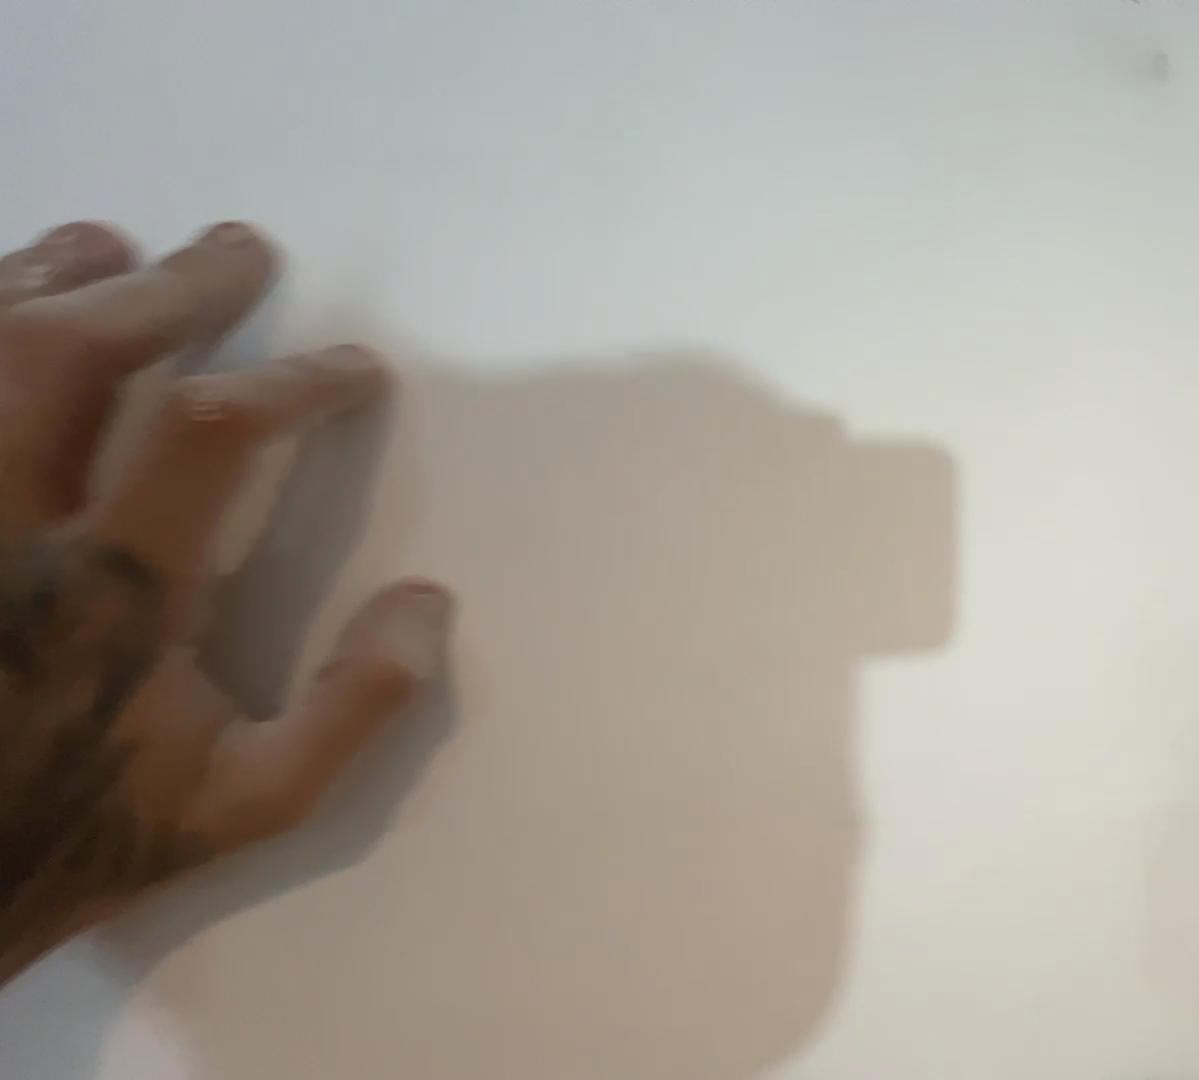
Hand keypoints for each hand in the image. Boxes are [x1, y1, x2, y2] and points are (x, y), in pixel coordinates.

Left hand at [0, 222, 452, 984]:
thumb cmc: (91, 834)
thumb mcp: (265, 799)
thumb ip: (362, 706)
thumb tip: (430, 601)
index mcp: (112, 591)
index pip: (208, 433)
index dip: (294, 380)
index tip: (358, 367)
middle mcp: (0, 533)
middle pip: (67, 358)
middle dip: (172, 293)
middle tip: (241, 249)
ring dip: (42, 283)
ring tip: (113, 247)